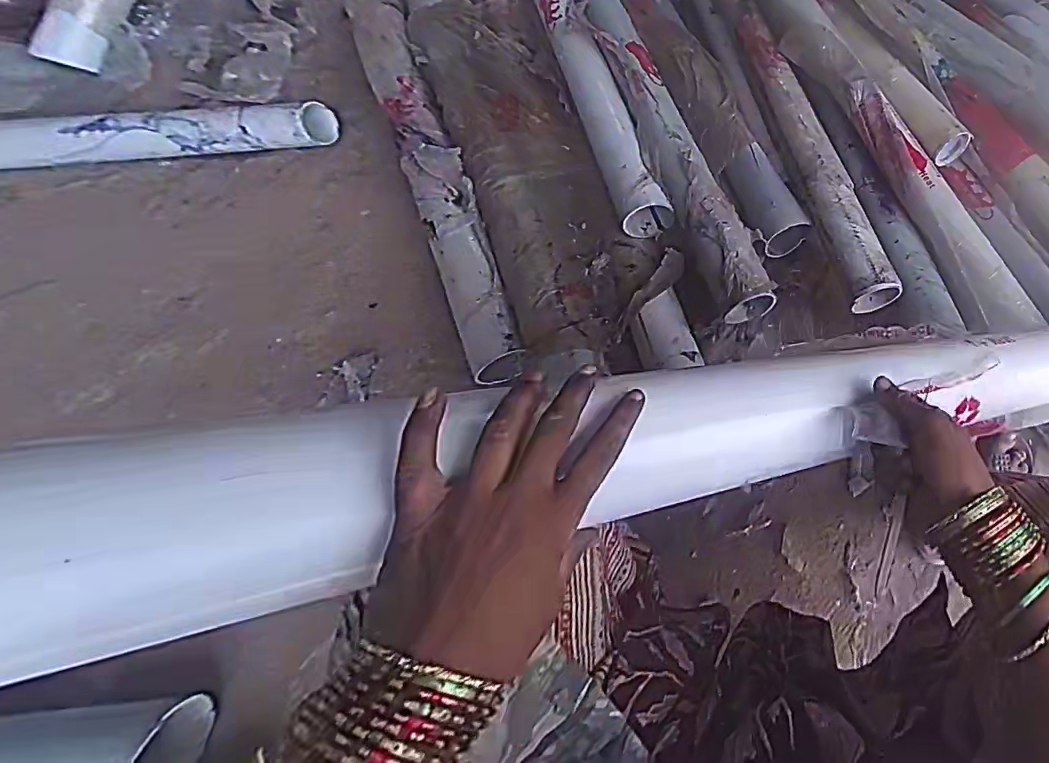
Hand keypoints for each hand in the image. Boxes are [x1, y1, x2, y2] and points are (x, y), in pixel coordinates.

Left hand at [365, 369, 644, 681]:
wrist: (430, 675)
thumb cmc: (501, 641)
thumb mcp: (551, 594)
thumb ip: (569, 551)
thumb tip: (587, 528)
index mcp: (553, 520)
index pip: (597, 457)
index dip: (618, 424)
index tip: (632, 399)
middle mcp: (515, 500)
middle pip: (552, 433)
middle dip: (574, 397)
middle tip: (586, 374)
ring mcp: (466, 501)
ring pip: (499, 434)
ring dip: (520, 400)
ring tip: (535, 376)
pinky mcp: (420, 513)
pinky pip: (417, 461)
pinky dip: (423, 426)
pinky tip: (434, 396)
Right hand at [875, 376, 994, 534]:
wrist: (959, 512)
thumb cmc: (949, 461)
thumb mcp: (929, 425)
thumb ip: (904, 405)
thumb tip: (880, 382)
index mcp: (936, 422)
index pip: (905, 406)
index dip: (891, 403)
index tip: (875, 399)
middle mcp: (924, 441)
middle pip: (889, 429)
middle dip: (887, 436)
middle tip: (897, 443)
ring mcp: (914, 465)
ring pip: (884, 454)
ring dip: (894, 463)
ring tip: (910, 472)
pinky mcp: (905, 488)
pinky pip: (886, 477)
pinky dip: (896, 481)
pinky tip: (910, 486)